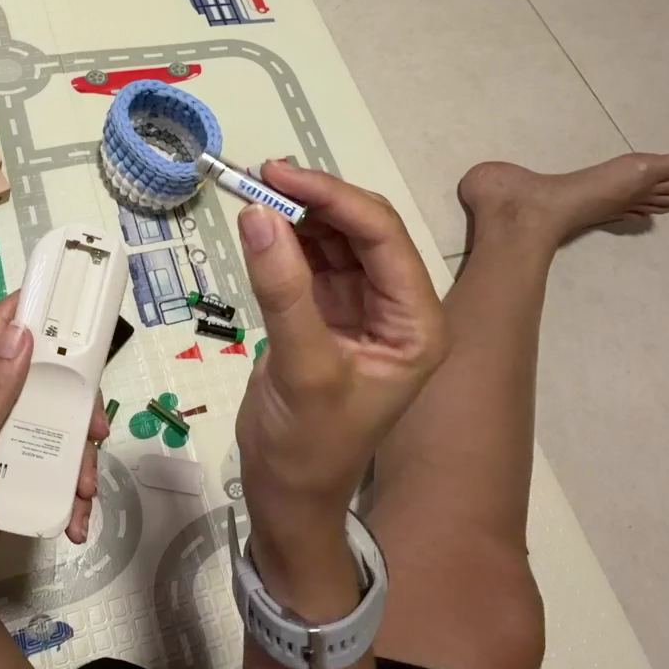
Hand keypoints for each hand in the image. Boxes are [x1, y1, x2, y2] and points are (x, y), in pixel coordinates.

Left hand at [0, 298, 110, 647]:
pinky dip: (67, 485)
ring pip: (50, 424)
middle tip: (96, 425)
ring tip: (86, 487)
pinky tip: (73, 513)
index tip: (68, 293)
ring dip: (75, 452)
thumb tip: (21, 333)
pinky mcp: (9, 478)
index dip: (28, 307)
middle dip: (73, 397)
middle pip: (37, 379)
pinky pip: (47, 464)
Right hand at [235, 161, 444, 523]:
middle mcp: (397, 307)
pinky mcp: (327, 310)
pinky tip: (260, 224)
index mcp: (416, 323)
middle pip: (362, 229)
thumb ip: (282, 288)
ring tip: (253, 192)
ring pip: (334, 238)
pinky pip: (310, 258)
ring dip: (297, 213)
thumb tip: (256, 213)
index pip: (383, 238)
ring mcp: (361, 307)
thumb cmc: (309, 445)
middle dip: (315, 199)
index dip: (334, 197)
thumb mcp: (302, 368)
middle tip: (259, 176)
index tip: (277, 175)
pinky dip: (285, 237)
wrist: (286, 493)